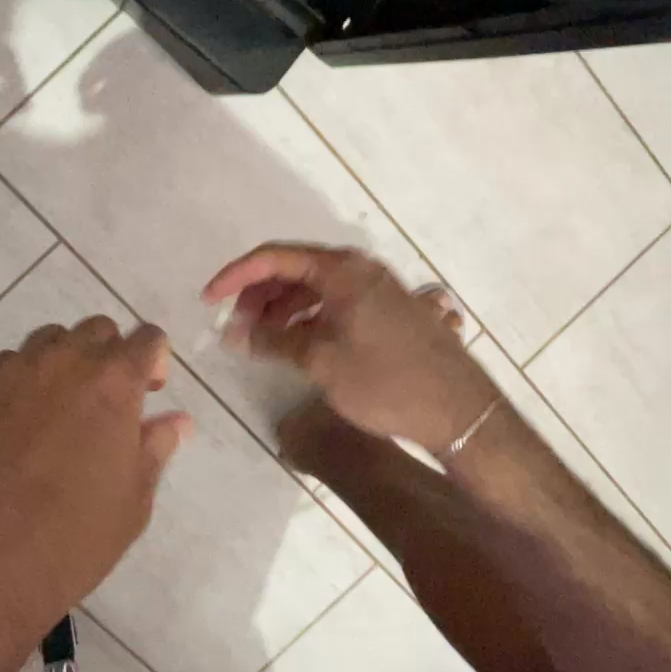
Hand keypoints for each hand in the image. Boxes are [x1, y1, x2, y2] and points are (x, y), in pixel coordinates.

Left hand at [0, 317, 193, 632]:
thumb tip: (178, 421)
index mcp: (115, 381)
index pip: (148, 338)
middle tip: (108, 401)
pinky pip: (11, 361)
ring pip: (51, 338)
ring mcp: (18, 368)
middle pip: (98, 330)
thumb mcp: (132, 500)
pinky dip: (24, 375)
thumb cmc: (72, 536)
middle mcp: (68, 360)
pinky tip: (21, 418)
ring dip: (66, 359)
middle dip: (110, 354)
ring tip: (62, 407)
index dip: (154, 360)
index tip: (149, 393)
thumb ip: (155, 447)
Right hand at [203, 242, 494, 453]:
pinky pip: (332, 302)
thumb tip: (235, 333)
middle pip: (292, 269)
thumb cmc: (387, 382)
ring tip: (259, 342)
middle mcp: (359, 269)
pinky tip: (293, 345)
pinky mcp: (385, 310)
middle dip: (257, 296)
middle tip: (236, 329)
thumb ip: (273, 340)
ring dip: (280, 310)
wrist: (462, 414)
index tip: (208, 301)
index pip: (273, 257)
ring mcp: (375, 288)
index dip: (235, 277)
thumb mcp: (321, 360)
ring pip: (312, 288)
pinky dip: (306, 319)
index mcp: (342, 269)